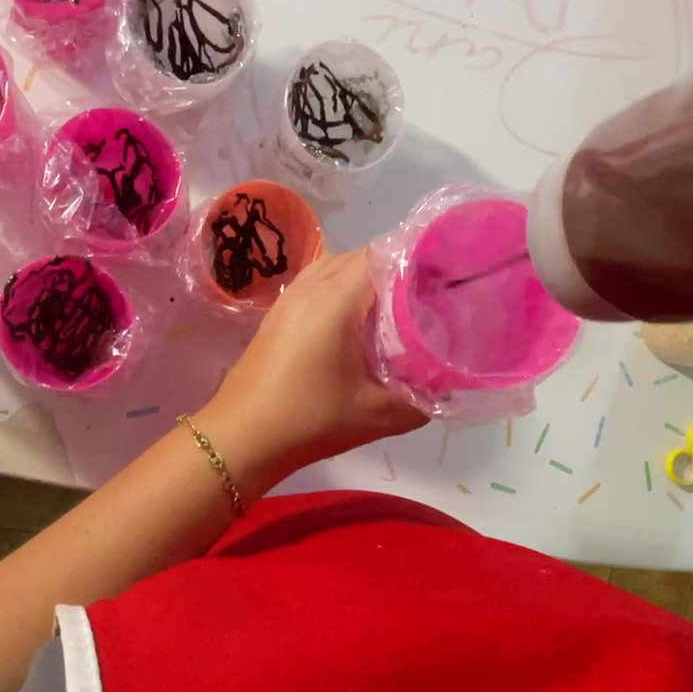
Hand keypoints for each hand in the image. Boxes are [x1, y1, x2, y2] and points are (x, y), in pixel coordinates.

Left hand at [193, 249, 427, 495]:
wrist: (241, 439)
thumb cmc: (310, 421)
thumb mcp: (378, 415)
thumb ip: (424, 397)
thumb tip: (451, 383)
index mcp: (337, 298)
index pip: (388, 252)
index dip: (422, 261)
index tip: (448, 282)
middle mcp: (312, 286)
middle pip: (365, 256)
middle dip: (400, 271)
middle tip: (430, 299)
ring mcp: (290, 298)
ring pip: (339, 267)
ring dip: (370, 280)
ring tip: (397, 309)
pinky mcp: (278, 314)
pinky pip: (320, 283)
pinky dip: (345, 291)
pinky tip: (359, 323)